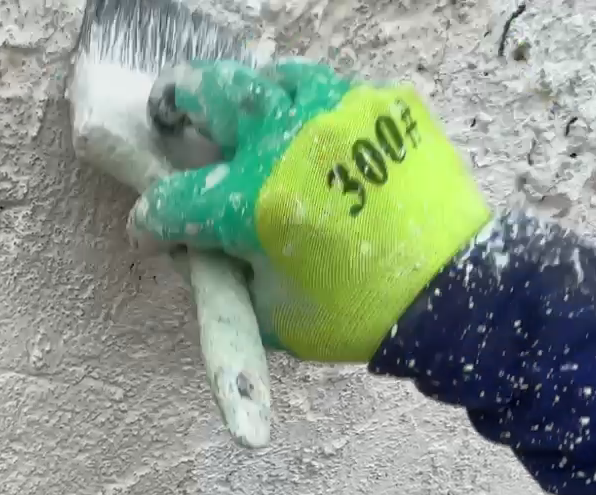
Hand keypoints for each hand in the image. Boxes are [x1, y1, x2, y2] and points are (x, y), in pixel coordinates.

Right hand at [132, 61, 490, 363]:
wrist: (448, 294)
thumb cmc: (351, 315)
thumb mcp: (266, 313)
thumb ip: (224, 273)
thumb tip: (198, 247)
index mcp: (256, 203)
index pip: (174, 200)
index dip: (150, 220)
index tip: (147, 230)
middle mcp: (291, 143)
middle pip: (214, 92)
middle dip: (178, 100)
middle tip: (167, 111)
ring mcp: (340, 114)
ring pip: (273, 77)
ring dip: (244, 96)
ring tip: (240, 118)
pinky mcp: (382, 107)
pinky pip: (329, 95)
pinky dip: (304, 115)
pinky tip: (304, 142)